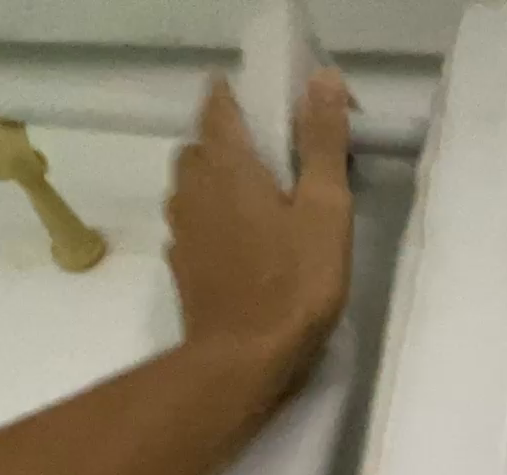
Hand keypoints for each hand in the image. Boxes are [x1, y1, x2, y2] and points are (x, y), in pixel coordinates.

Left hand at [166, 69, 353, 398]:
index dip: (251, 100)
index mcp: (225, 162)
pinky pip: (197, 228)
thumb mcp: (325, 211)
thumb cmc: (293, 286)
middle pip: (206, 145)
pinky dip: (217, 227)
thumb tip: (322, 79)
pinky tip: (247, 252)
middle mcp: (191, 186)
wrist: (244, 362)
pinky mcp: (182, 267)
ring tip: (266, 213)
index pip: (221, 102)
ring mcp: (181, 229)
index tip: (283, 121)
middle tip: (282, 172)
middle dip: (238, 146)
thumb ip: (322, 143)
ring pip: (197, 188)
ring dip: (225, 188)